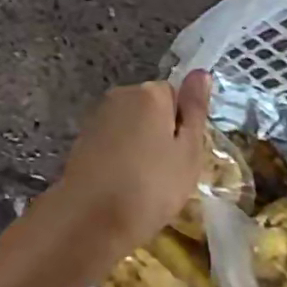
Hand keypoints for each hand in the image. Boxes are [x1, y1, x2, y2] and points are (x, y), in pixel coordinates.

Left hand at [51, 71, 212, 253]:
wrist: (92, 215)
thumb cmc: (151, 186)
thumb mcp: (187, 153)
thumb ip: (195, 110)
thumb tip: (201, 72)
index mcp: (149, 93)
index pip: (174, 95)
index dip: (182, 125)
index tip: (182, 155)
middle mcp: (122, 93)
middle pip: (151, 107)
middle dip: (160, 132)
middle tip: (167, 172)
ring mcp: (100, 112)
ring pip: (132, 123)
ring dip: (140, 143)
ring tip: (144, 182)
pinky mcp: (84, 133)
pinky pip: (114, 137)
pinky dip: (121, 153)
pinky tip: (122, 181)